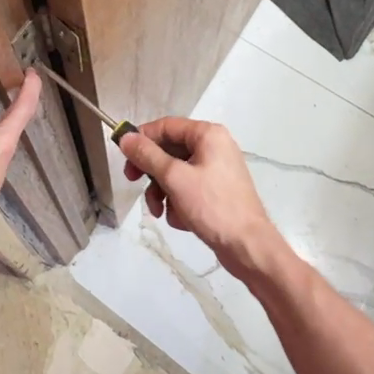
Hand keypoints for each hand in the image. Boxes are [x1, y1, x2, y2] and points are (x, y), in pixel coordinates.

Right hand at [119, 118, 276, 272]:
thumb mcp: (174, 178)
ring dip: (163, 191)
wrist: (248, 247)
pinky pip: (188, 188)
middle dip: (152, 172)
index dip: (142, 139)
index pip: (166, 126)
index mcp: (208, 134)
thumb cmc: (212, 206)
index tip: (124, 157)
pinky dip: (179, 202)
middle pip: (170, 150)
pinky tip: (182, 220)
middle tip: (134, 183)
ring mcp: (217, 169)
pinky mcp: (217, 191)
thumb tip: (125, 137)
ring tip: (161, 212)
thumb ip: (147, 155)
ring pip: (176, 172)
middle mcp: (214, 146)